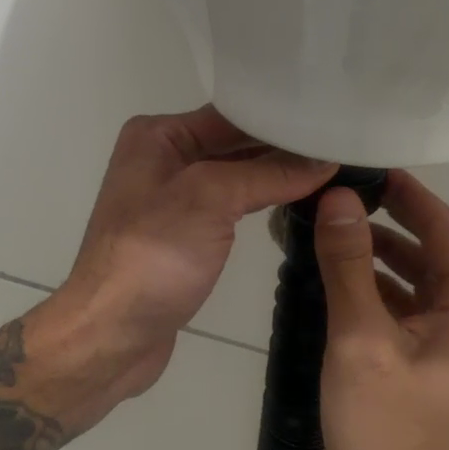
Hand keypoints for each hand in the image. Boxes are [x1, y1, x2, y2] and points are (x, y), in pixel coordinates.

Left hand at [47, 106, 337, 420]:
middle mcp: (162, 158)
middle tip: (338, 145)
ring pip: (235, 175)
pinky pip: (230, 206)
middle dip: (281, 146)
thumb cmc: (153, 255)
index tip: (328, 119)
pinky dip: (261, 201)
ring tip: (331, 169)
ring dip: (275, 174)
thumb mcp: (210, 199)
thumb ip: (268, 174)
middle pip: (233, 142)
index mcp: (157, 135)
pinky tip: (297, 201)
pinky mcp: (183, 235)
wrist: (110, 335)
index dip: (278, 117)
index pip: (230, 114)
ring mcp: (172, 199)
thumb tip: (326, 160)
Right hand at [315, 171, 448, 449]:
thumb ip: (350, 264)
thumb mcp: (362, 339)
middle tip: (335, 193)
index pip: (444, 226)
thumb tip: (338, 196)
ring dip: (374, 256)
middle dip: (384, 221)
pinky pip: (406, 310)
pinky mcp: (430, 369)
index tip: (364, 160)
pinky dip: (374, 290)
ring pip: (415, 281)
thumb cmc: (386, 429)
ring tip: (325, 230)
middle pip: (431, 250)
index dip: (406, 191)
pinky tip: (334, 280)